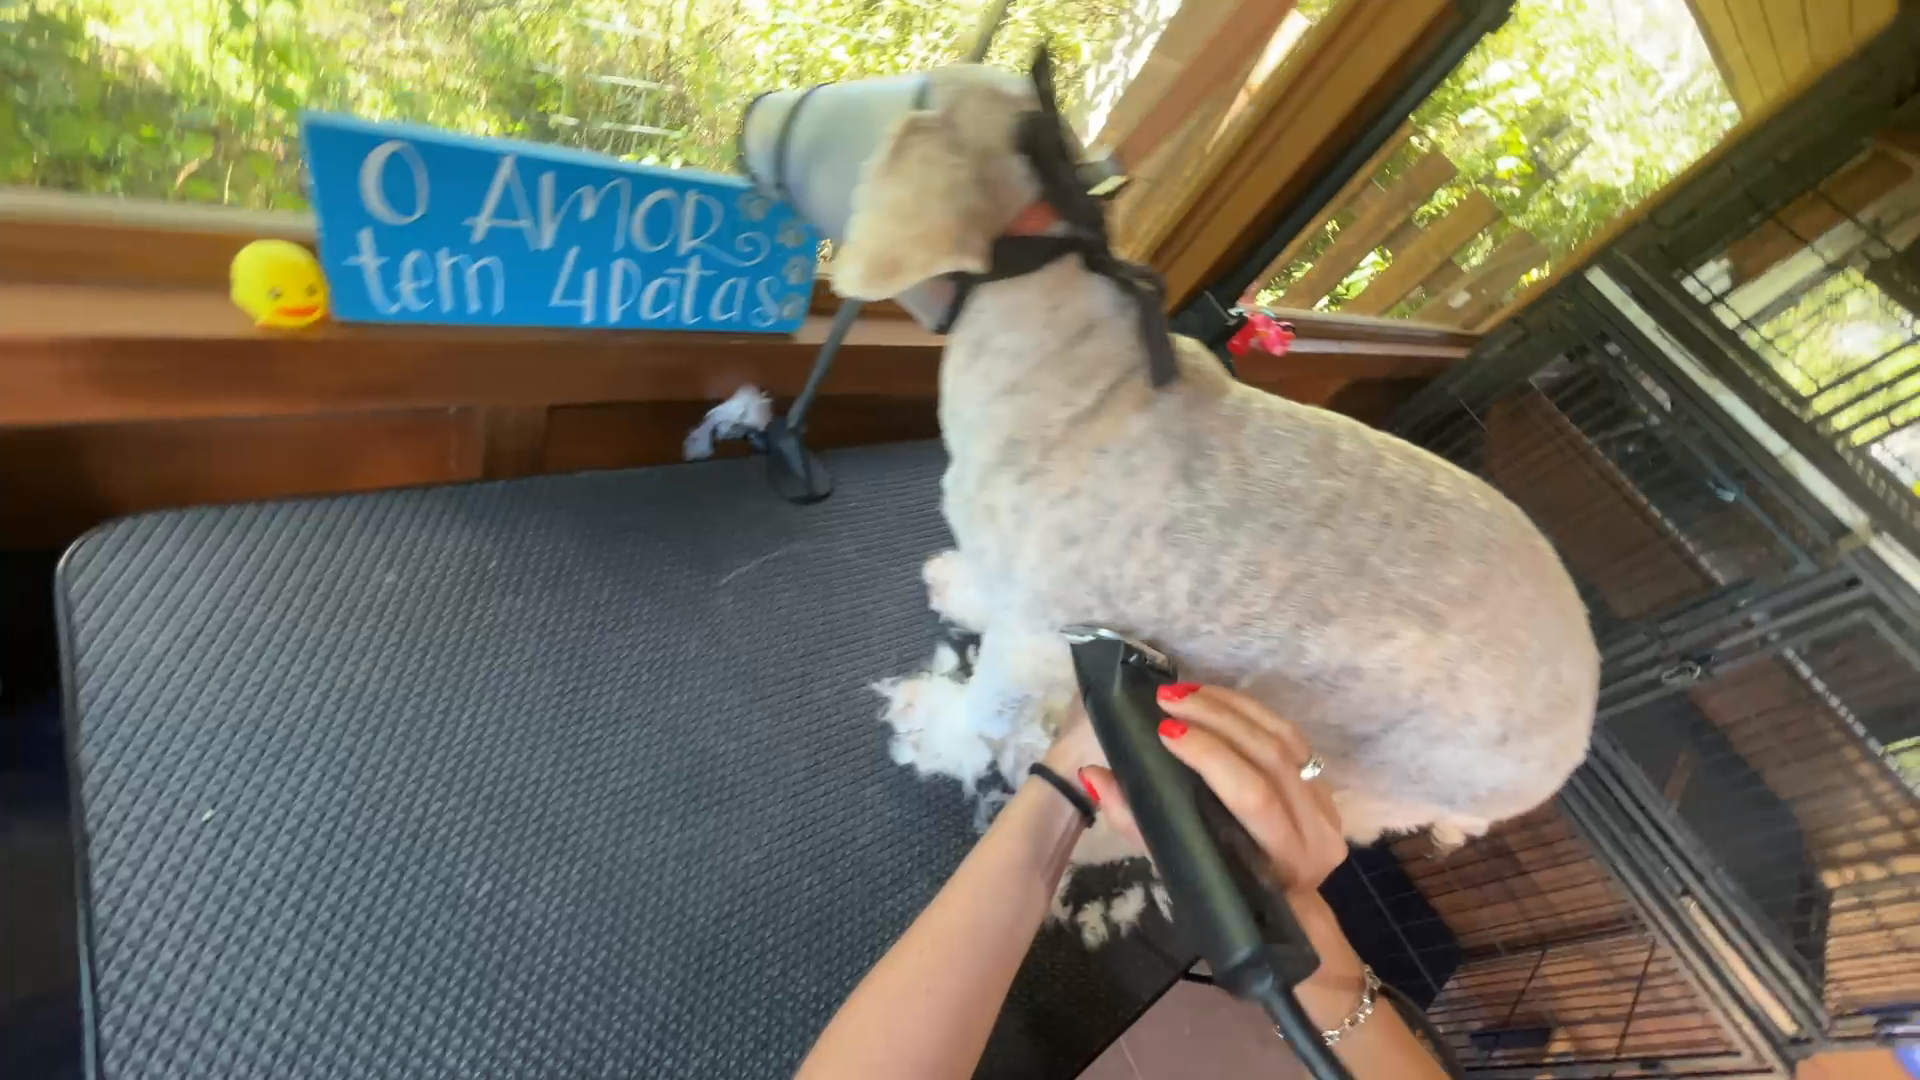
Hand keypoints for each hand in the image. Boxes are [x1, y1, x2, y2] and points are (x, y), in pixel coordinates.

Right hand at [1076, 684, 1347, 897]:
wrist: (1284, 903)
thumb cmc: (1222, 887)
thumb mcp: (1175, 863)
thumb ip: (1133, 820)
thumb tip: (1092, 774)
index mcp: (1282, 862)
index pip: (1252, 797)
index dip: (1211, 757)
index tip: (1164, 730)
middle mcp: (1314, 833)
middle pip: (1268, 758)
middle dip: (1214, 720)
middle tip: (1166, 699)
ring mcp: (1325, 803)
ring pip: (1281, 738)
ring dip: (1228, 706)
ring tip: (1184, 691)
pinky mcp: (1322, 780)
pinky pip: (1288, 732)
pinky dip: (1247, 708)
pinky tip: (1212, 695)